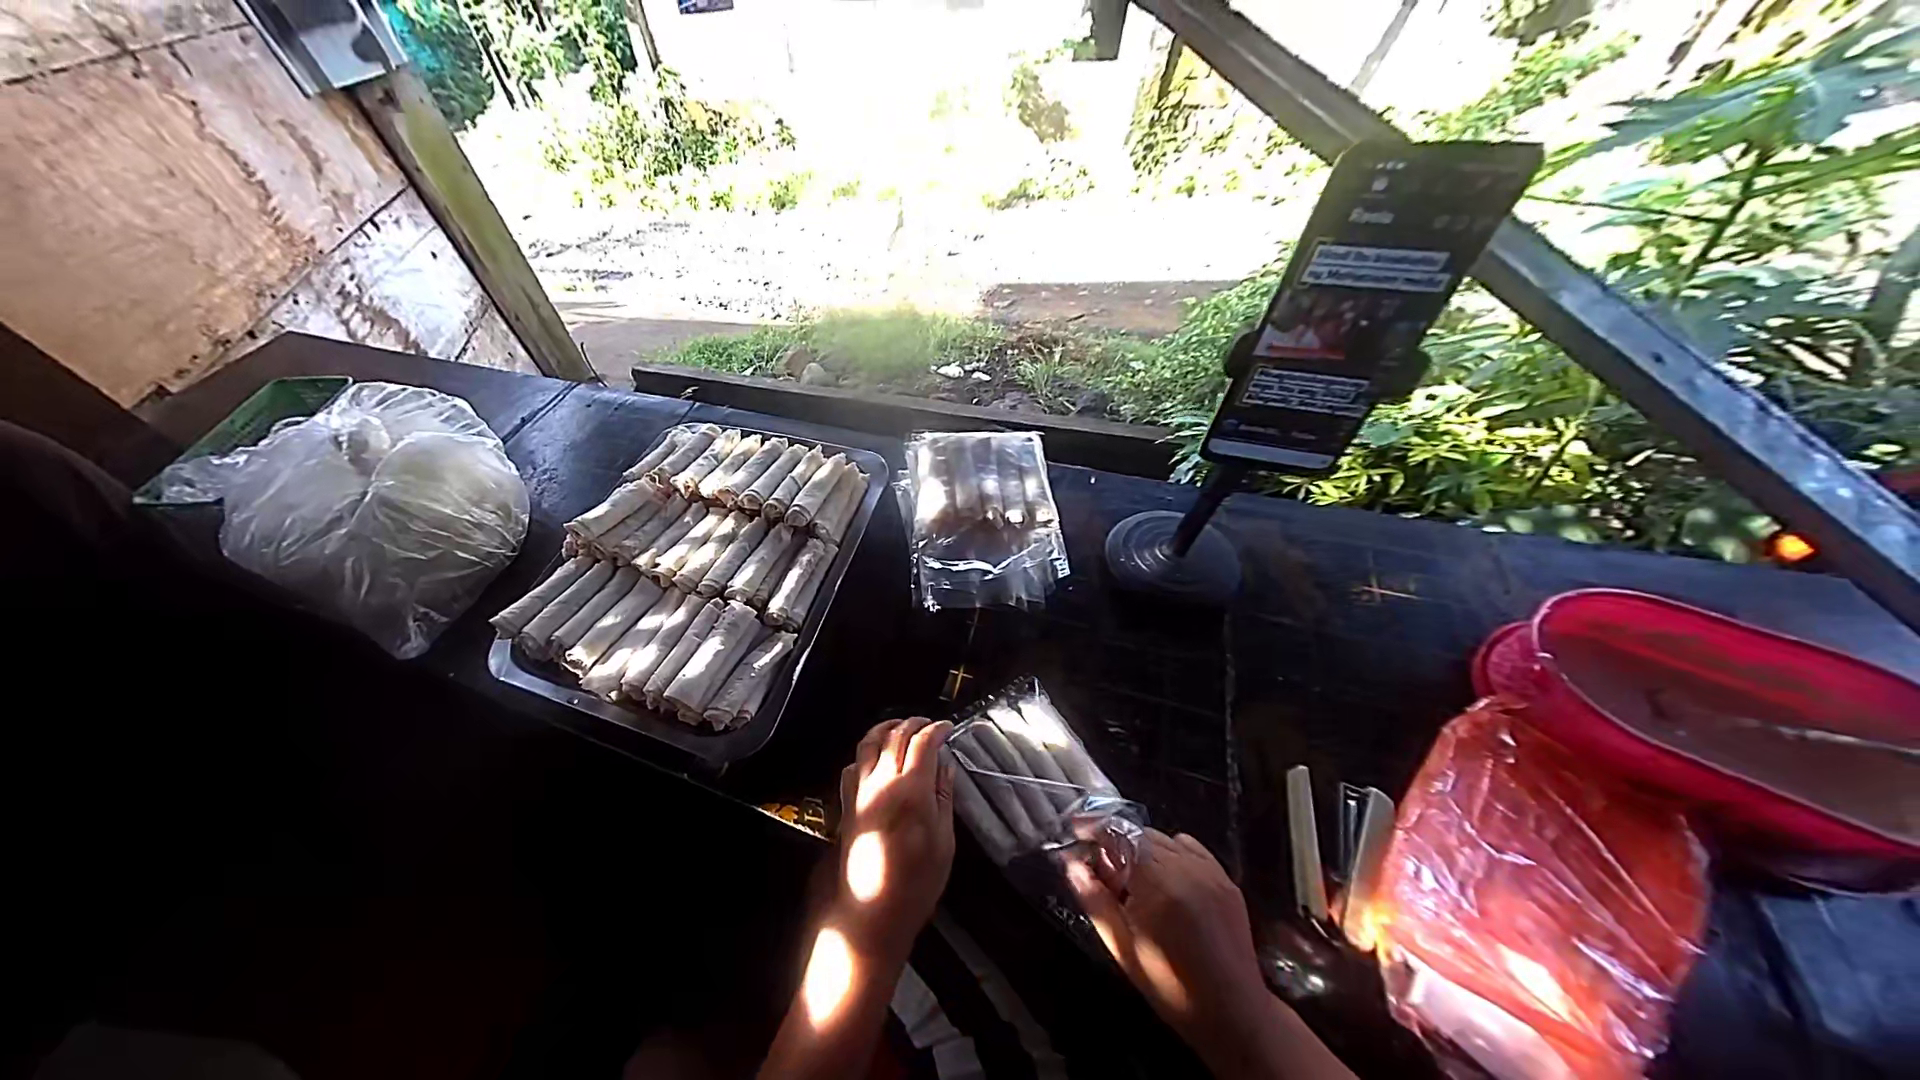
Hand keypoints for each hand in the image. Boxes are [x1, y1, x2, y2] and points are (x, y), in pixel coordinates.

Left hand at [834, 717, 954, 962]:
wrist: (872, 913)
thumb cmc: (914, 884)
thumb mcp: (944, 840)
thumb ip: (944, 796)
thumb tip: (945, 767)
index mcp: (912, 789)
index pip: (923, 742)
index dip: (937, 729)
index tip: (947, 728)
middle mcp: (883, 783)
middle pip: (896, 735)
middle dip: (914, 723)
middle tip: (928, 724)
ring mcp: (861, 792)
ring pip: (870, 743)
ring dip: (887, 729)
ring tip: (900, 727)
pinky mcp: (848, 804)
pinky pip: (854, 765)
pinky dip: (866, 753)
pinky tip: (874, 758)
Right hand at [1070, 829, 1267, 1038]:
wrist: (1233, 1014)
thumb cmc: (1171, 987)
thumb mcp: (1122, 948)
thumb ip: (1095, 900)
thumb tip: (1072, 864)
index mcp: (1159, 884)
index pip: (1120, 833)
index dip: (1095, 829)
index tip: (1078, 833)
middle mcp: (1187, 868)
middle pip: (1140, 834)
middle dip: (1118, 847)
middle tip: (1107, 877)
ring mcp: (1210, 871)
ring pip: (1164, 839)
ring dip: (1144, 851)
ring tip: (1138, 884)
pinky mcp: (1225, 878)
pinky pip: (1190, 848)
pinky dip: (1172, 854)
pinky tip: (1168, 884)